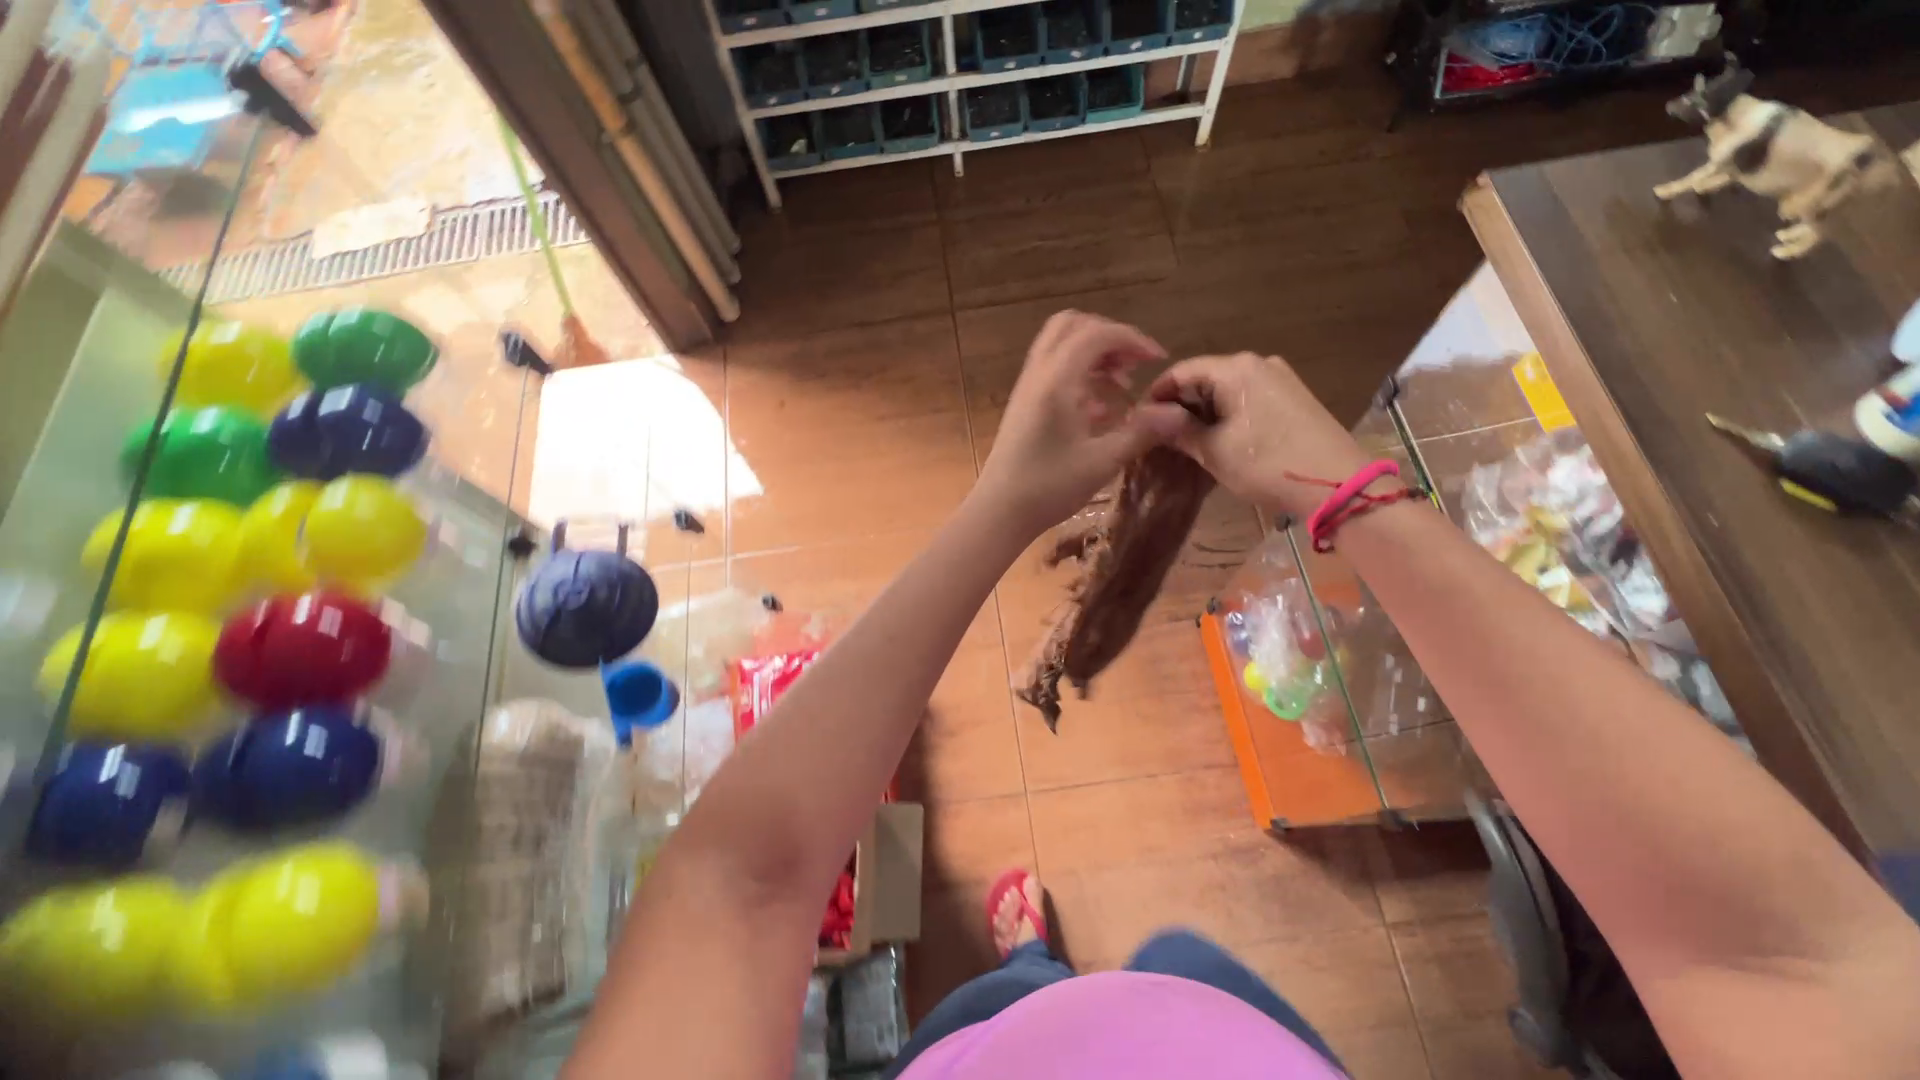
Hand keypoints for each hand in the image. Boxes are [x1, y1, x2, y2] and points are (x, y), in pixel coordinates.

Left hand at [975, 311, 1193, 534]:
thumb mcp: (1102, 462)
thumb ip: (1141, 432)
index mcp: (1056, 380)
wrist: (999, 511)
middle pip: (1073, 327)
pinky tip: (1100, 409)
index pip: (1096, 334)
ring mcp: (1027, 388)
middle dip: (1109, 337)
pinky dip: (1080, 375)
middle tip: (1135, 364)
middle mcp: (1038, 375)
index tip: (1157, 360)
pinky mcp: (1025, 405)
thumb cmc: (1049, 487)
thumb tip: (1178, 413)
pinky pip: (1053, 372)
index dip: (1132, 339)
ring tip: (1122, 385)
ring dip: (1095, 356)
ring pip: (1061, 347)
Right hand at [1149, 352, 1369, 517]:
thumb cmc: (1268, 465)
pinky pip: (1247, 397)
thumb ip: (1179, 430)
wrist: (1337, 485)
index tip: (1138, 422)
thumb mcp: (1215, 451)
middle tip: (1159, 435)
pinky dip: (1227, 414)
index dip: (1156, 396)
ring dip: (1203, 412)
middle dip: (1180, 404)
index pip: (1181, 372)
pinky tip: (1219, 438)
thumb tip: (1146, 417)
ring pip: (1226, 389)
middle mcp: (1257, 363)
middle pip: (1204, 377)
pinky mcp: (1292, 396)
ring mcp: (1279, 378)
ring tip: (1186, 441)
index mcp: (1235, 369)